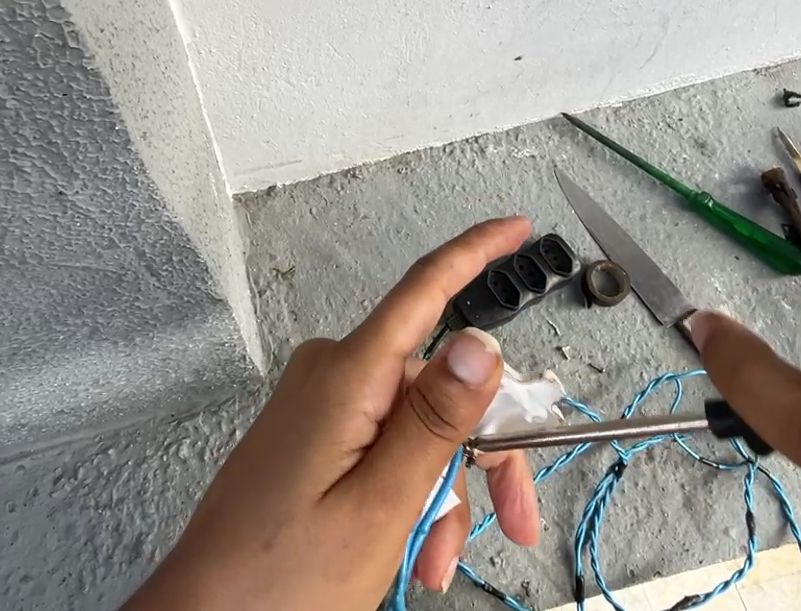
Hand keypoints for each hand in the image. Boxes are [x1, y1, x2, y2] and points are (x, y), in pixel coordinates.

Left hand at [123, 218, 541, 609]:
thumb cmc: (283, 573)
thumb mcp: (380, 505)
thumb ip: (434, 421)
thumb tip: (480, 341)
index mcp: (347, 376)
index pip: (423, 290)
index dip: (476, 252)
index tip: (517, 227)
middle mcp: (334, 372)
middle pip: (438, 385)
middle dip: (481, 452)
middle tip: (513, 522)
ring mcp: (323, 400)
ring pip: (418, 424)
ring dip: (444, 489)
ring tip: (435, 557)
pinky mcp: (317, 428)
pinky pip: (385, 441)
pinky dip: (411, 490)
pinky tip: (411, 546)